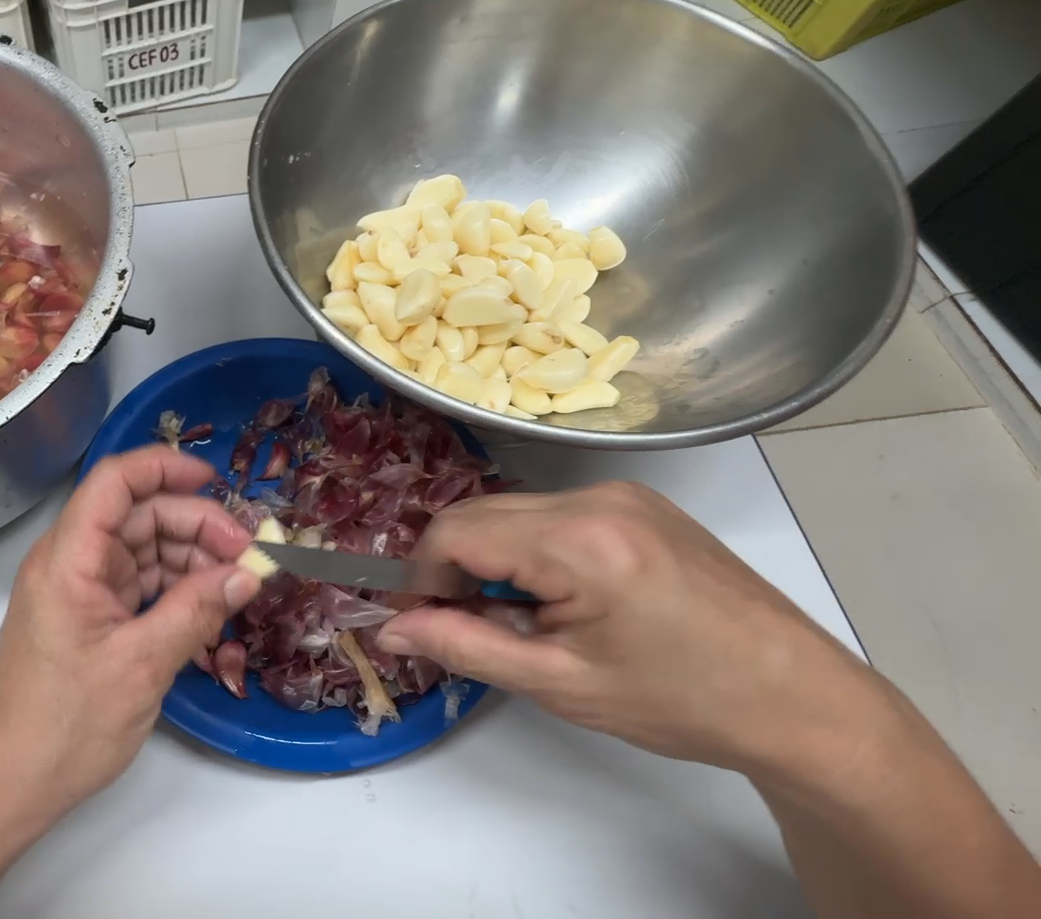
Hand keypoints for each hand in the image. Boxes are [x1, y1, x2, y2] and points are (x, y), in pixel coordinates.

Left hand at [0, 445, 259, 822]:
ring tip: (238, 587)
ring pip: (144, 549)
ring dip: (192, 560)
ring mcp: (81, 588)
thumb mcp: (141, 666)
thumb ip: (195, 611)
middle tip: (249, 559)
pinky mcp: (92, 616)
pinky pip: (140, 584)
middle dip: (196, 526)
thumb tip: (247, 574)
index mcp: (68, 557)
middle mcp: (72, 561)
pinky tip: (211, 609)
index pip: (113, 482)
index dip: (163, 467)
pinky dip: (176, 591)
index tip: (216, 480)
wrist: (13, 781)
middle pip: (138, 515)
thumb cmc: (67, 723)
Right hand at [374, 482, 882, 771]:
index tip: (422, 621)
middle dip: (452, 566)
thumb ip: (464, 647)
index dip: (421, 576)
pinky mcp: (637, 501)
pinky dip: (527, 546)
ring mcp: (620, 493)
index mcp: (580, 542)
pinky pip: (549, 511)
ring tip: (516, 614)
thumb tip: (390, 630)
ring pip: (510, 510)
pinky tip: (556, 592)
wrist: (805, 701)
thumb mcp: (559, 683)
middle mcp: (596, 498)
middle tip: (463, 623)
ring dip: (489, 555)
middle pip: (478, 514)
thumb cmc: (682, 702)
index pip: (454, 532)